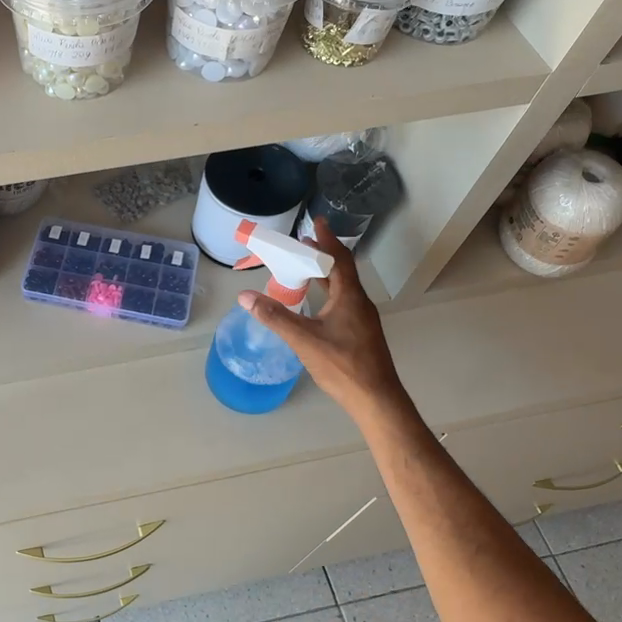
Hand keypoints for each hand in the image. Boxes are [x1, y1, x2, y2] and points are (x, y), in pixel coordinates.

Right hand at [237, 219, 405, 424]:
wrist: (376, 398)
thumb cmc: (343, 365)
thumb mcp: (303, 340)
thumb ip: (275, 317)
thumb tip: (245, 297)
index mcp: (350, 297)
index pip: (339, 259)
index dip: (327, 239)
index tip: (316, 222)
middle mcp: (359, 303)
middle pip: (342, 270)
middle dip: (322, 254)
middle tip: (302, 243)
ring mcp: (362, 319)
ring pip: (343, 287)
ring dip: (325, 274)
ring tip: (304, 268)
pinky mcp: (361, 333)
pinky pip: (343, 302)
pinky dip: (328, 292)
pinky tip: (315, 303)